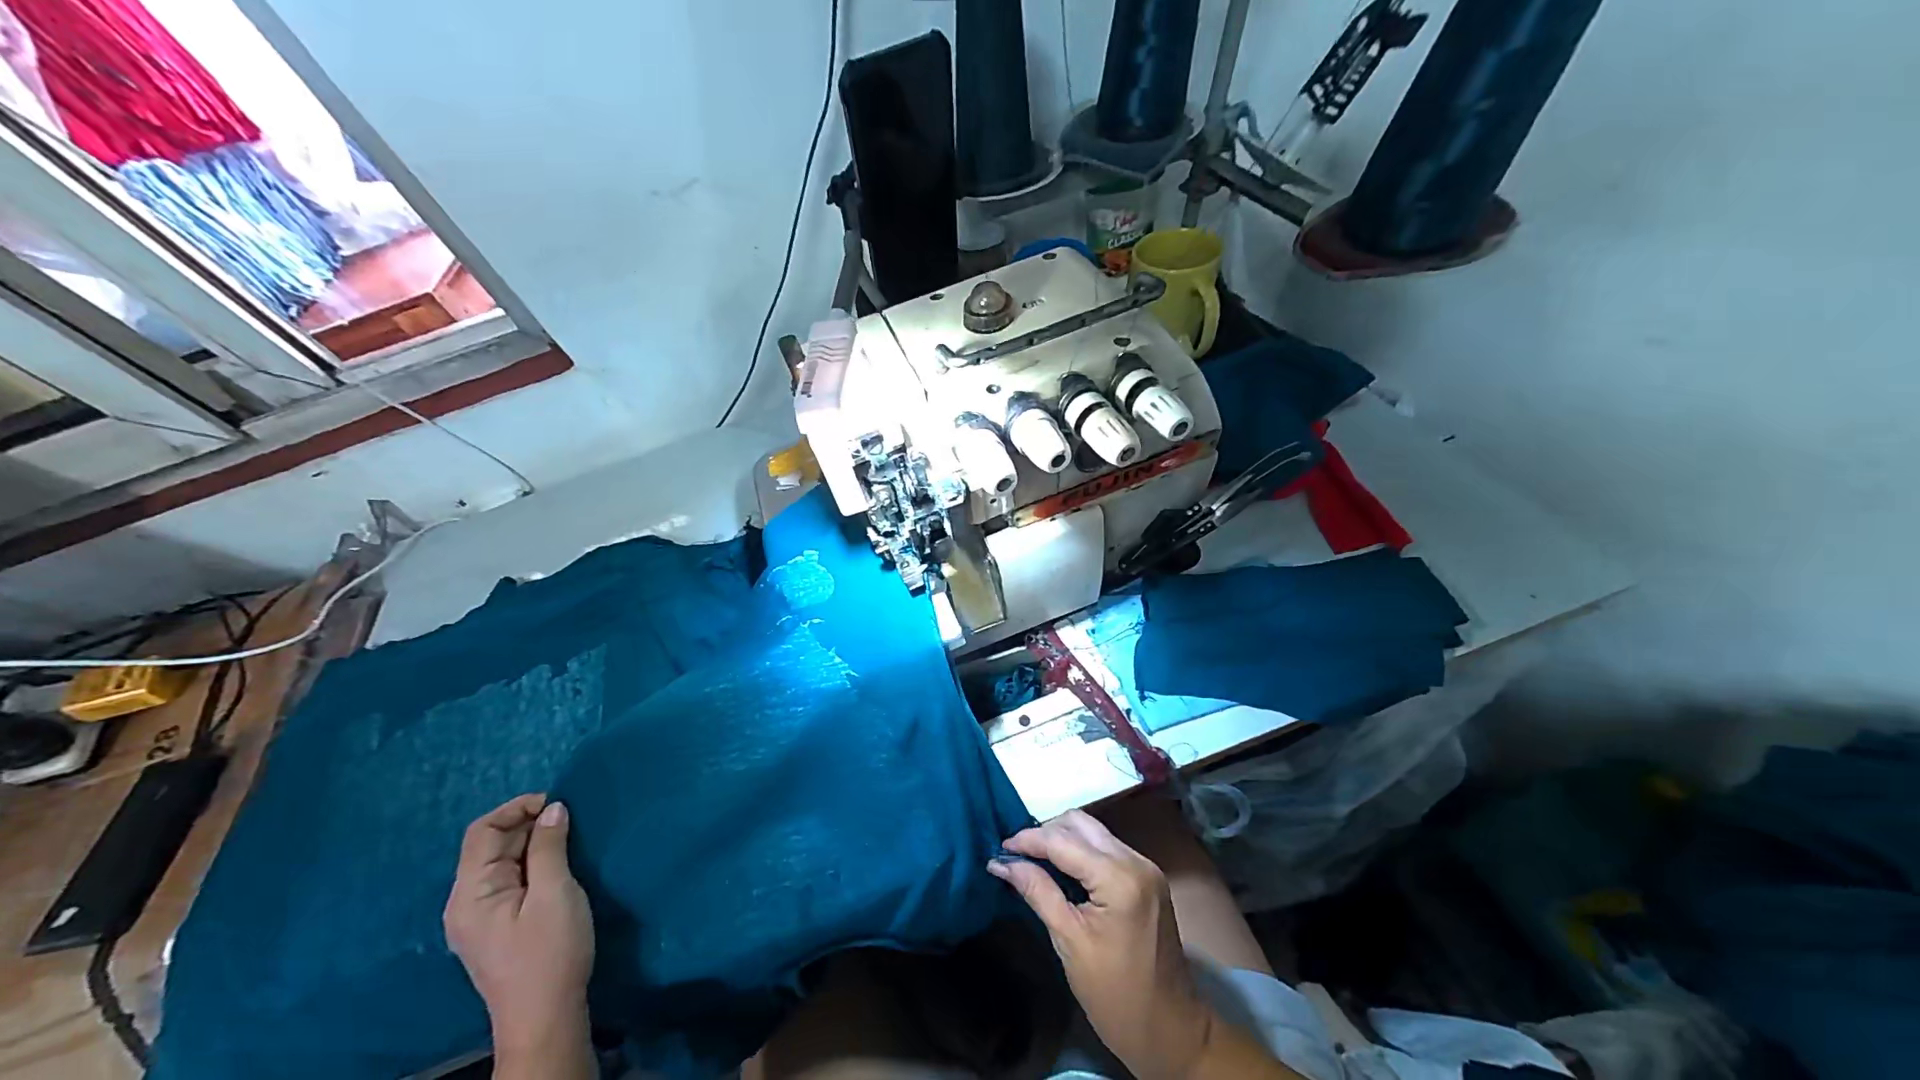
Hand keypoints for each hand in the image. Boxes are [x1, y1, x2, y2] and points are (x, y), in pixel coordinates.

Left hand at [445, 794, 594, 1073]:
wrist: (545, 1016)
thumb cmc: (550, 952)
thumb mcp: (555, 893)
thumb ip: (550, 847)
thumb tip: (553, 808)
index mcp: (470, 893)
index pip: (482, 831)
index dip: (517, 808)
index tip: (557, 801)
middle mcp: (466, 902)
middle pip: (491, 845)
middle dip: (528, 824)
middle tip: (571, 817)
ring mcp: (480, 917)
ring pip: (503, 862)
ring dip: (534, 842)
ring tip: (570, 835)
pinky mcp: (497, 926)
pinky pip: (511, 880)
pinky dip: (534, 862)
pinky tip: (559, 862)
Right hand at [989, 810, 1214, 1079]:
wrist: (1168, 1028)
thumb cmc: (1113, 992)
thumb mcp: (1068, 940)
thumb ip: (1037, 891)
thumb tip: (1002, 862)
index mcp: (1119, 878)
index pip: (1063, 841)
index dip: (1028, 840)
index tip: (1000, 848)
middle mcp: (1136, 861)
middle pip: (1081, 825)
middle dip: (1046, 833)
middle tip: (1016, 854)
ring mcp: (1145, 867)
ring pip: (1094, 832)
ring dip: (1063, 839)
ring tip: (1033, 860)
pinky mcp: (1147, 877)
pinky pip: (1107, 848)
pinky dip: (1081, 851)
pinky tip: (1061, 869)